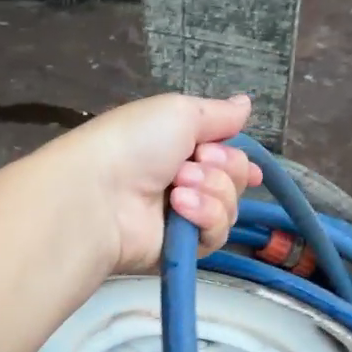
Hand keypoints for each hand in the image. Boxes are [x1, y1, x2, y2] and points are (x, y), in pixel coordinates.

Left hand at [36, 93, 265, 273]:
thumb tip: (247, 103)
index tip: (236, 160)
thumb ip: (218, 114)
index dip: (235, 158)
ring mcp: (185, 218)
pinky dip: (205, 217)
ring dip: (211, 192)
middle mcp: (186, 183)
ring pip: (230, 208)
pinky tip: (179, 208)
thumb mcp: (179, 112)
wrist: (103, 195)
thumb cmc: (135, 144)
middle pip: (234, 181)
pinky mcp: (183, 248)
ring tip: (178, 187)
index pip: (227, 156)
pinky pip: (216, 234)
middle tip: (193, 163)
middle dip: (222, 168)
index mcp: (181, 148)